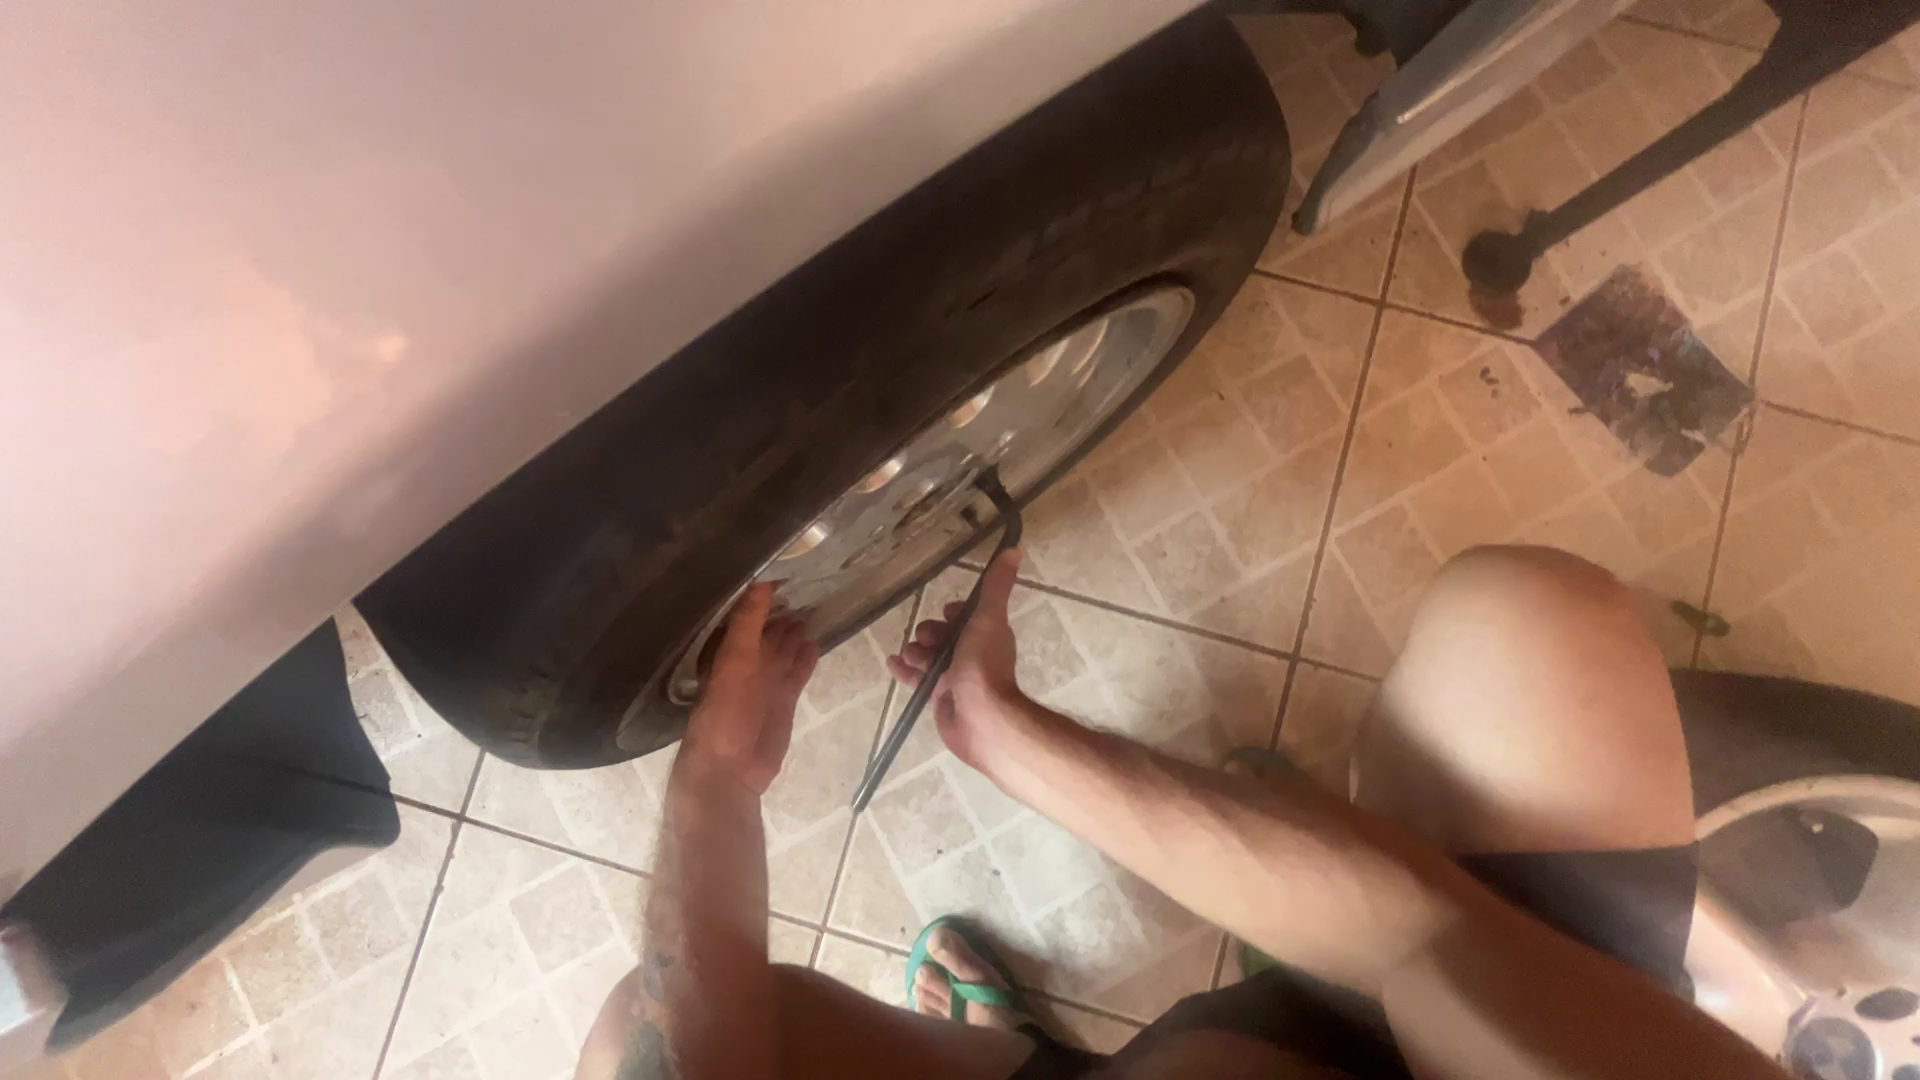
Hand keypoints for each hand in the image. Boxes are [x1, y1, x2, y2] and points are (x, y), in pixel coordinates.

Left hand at [680, 583, 819, 794]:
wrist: (730, 768)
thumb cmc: (725, 712)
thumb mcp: (734, 662)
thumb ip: (747, 624)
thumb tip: (761, 583)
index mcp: (728, 652)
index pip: (746, 616)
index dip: (761, 597)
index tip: (783, 572)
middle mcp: (748, 664)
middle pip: (768, 631)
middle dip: (783, 612)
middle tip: (806, 585)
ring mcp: (767, 682)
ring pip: (785, 650)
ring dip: (796, 633)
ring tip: (815, 608)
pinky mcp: (784, 700)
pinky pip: (797, 672)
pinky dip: (806, 658)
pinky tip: (817, 643)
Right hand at [885, 549, 1029, 770]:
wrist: (980, 717)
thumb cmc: (984, 664)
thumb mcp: (989, 618)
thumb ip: (997, 586)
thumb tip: (1015, 549)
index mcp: (987, 634)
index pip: (965, 615)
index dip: (953, 612)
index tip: (946, 612)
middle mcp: (972, 654)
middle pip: (941, 634)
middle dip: (928, 633)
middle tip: (927, 641)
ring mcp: (954, 676)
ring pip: (927, 655)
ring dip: (915, 651)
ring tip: (912, 657)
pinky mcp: (939, 697)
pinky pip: (916, 678)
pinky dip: (904, 670)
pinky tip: (892, 664)